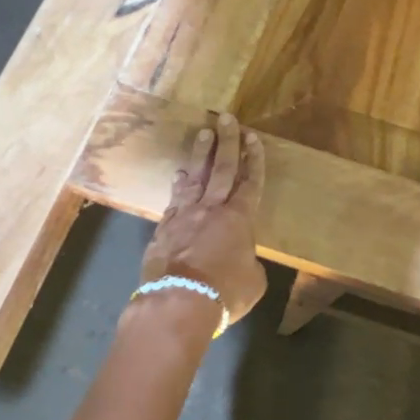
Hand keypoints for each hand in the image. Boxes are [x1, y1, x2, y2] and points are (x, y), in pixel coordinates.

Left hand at [140, 113, 267, 323]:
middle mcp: (212, 209)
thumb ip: (249, 260)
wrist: (179, 301)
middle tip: (229, 118)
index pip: (250, 182)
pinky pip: (175, 198)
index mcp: (240, 218)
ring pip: (196, 177)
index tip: (254, 138)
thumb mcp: (254, 280)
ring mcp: (185, 215)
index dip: (254, 159)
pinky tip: (180, 173)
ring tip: (205, 131)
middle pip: (222, 168)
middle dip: (228, 142)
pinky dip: (180, 183)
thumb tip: (242, 258)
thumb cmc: (226, 292)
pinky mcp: (164, 228)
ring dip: (202, 153)